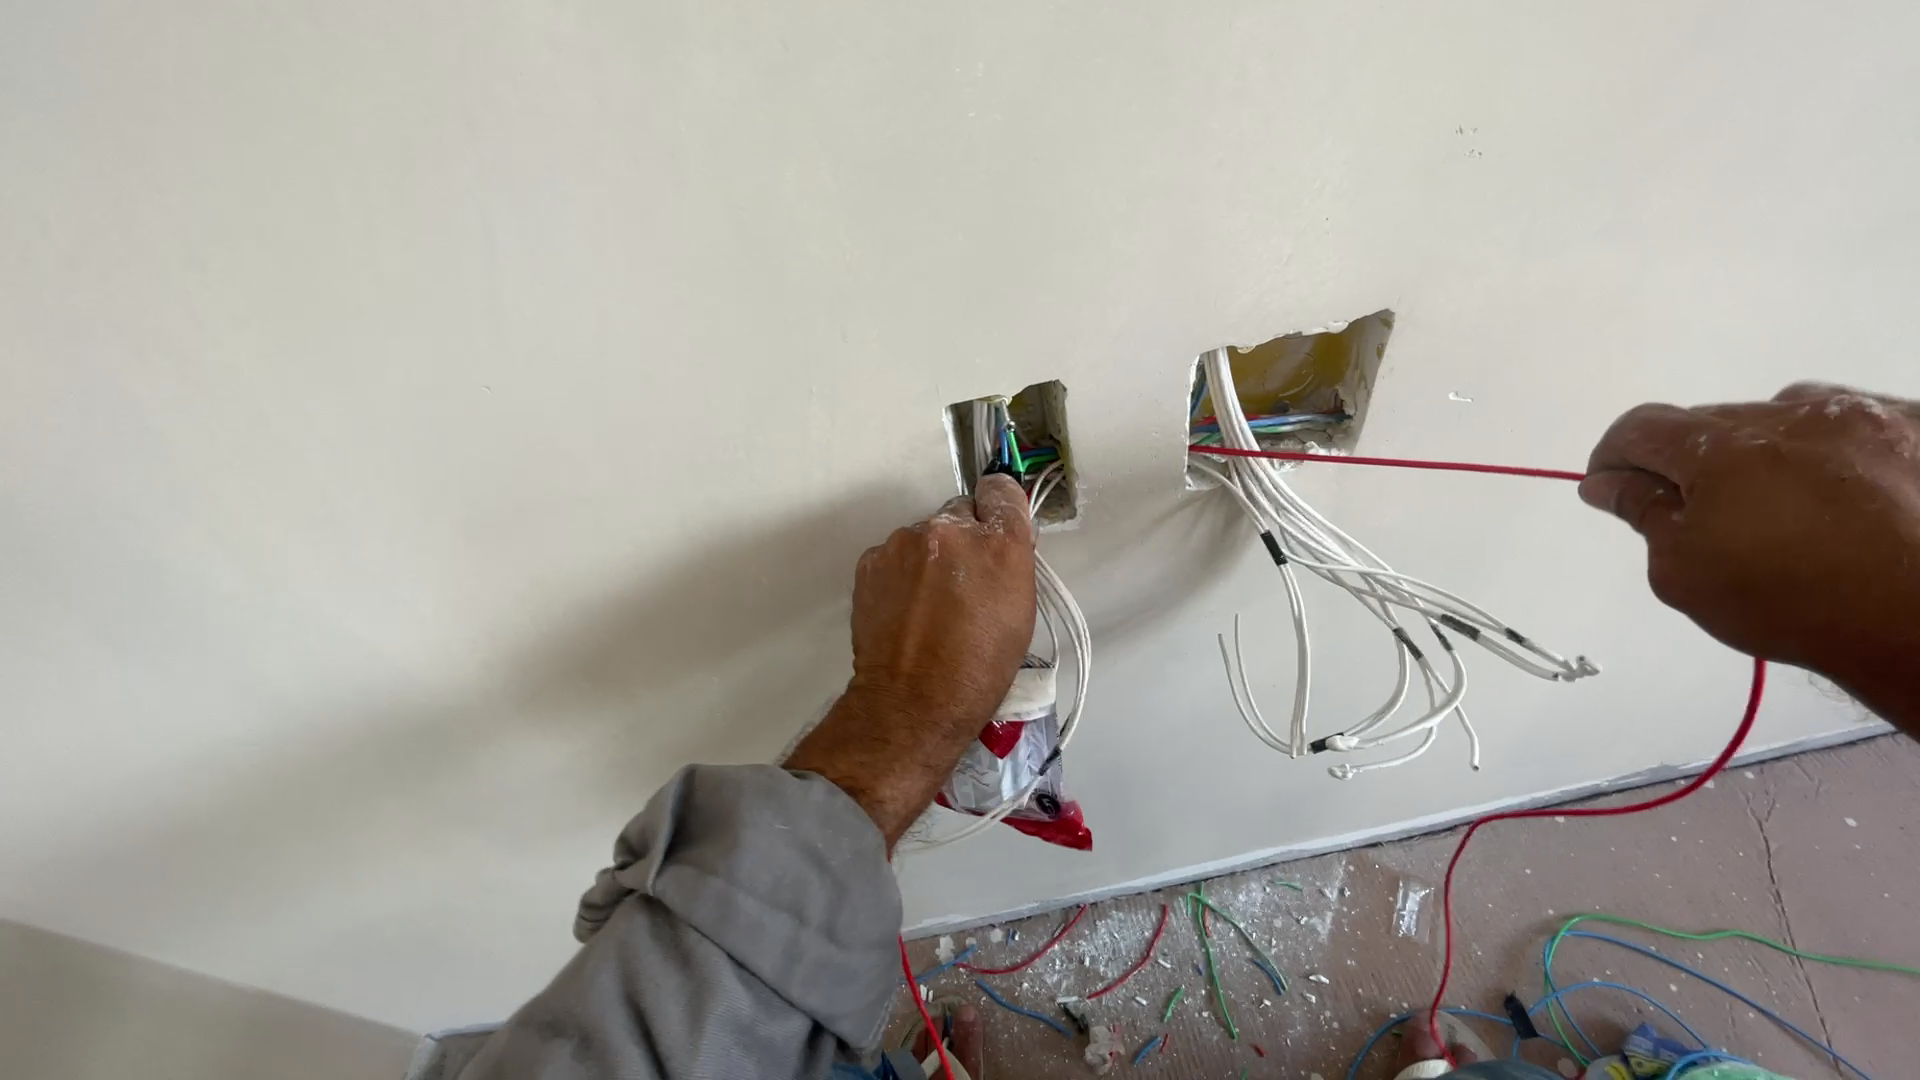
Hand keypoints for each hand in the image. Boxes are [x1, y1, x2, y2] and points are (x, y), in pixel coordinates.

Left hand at [784, 474, 1036, 846]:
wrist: (913, 702)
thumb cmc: (979, 668)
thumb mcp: (1020, 613)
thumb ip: (1010, 562)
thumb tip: (997, 541)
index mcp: (999, 543)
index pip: (1002, 491)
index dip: (999, 508)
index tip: (995, 524)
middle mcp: (951, 529)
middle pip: (959, 513)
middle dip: (963, 539)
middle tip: (962, 582)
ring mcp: (905, 542)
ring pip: (924, 535)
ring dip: (929, 556)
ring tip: (928, 605)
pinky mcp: (872, 560)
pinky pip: (894, 555)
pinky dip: (901, 573)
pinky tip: (904, 608)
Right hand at [1581, 382, 1919, 730]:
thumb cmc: (1790, 602)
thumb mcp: (1683, 569)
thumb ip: (1643, 513)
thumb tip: (1608, 483)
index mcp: (1723, 449)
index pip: (1640, 427)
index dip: (1613, 456)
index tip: (1613, 491)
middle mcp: (1795, 415)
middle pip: (1711, 420)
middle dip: (1687, 458)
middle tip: (1695, 511)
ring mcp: (1873, 418)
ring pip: (1787, 412)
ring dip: (1761, 446)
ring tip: (1777, 498)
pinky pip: (1861, 421)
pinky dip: (1834, 448)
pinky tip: (1844, 491)